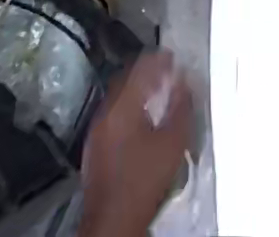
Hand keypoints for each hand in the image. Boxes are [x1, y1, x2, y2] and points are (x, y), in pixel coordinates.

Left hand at [79, 51, 193, 236]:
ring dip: (137, 89)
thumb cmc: (145, 179)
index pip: (140, 68)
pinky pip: (113, 113)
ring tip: (157, 93)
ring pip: (118, 96)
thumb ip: (181, 109)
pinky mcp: (94, 146)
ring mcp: (96, 129)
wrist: (112, 221)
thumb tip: (184, 83)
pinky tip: (142, 120)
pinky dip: (129, 106)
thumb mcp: (172, 144)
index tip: (174, 57)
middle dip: (147, 72)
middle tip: (167, 72)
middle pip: (125, 79)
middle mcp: (104, 111)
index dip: (158, 59)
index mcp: (122, 105)